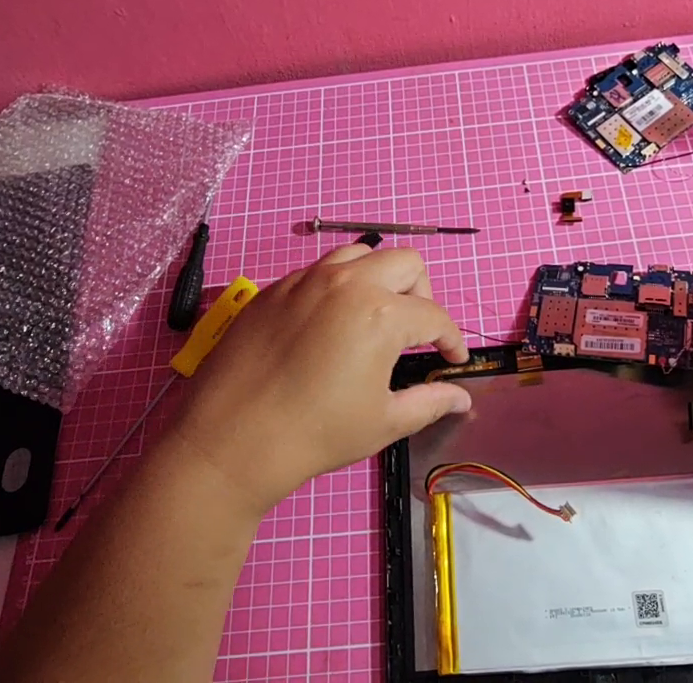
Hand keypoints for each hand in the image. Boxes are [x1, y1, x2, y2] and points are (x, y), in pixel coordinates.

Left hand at [170, 244, 470, 516]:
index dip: (451, 339)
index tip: (452, 357)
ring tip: (373, 316)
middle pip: (406, 263)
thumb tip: (461, 397)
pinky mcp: (276, 287)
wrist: (231, 439)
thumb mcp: (382, 422)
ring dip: (380, 278)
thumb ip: (429, 401)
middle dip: (422, 294)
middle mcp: (348, 282)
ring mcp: (307, 279)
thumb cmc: (315, 434)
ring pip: (361, 253)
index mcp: (381, 314)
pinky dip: (339, 285)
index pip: (434, 316)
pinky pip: (320, 269)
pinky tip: (329, 324)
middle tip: (414, 332)